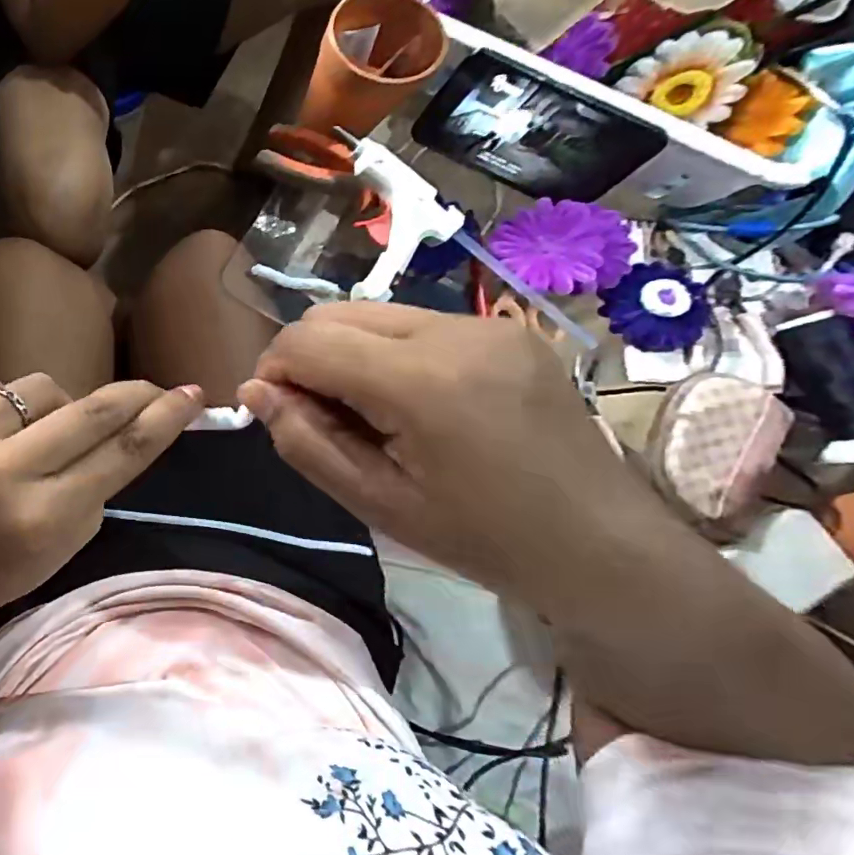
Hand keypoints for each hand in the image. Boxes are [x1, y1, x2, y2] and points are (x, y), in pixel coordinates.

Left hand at [0, 374, 203, 639]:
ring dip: (52, 408)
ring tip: (35, 439)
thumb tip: (138, 410)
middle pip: (86, 411)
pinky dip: (4, 406)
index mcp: (39, 517)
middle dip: (129, 396)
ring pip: (37, 388)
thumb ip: (104, 472)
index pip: (119, 451)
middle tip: (149, 390)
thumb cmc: (15, 561)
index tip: (190, 395)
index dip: (162, 419)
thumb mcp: (74, 531)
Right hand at [237, 303, 645, 596]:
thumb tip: (255, 391)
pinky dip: (391, 354)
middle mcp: (453, 330)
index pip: (307, 340)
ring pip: (376, 314)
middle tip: (321, 418)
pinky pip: (420, 324)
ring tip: (371, 414)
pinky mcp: (508, 330)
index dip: (274, 371)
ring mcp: (488, 324)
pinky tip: (414, 404)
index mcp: (419, 380)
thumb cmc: (480, 537)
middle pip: (336, 313)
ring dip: (349, 354)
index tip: (279, 414)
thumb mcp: (376, 502)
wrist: (598, 542)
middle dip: (307, 358)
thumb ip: (305, 442)